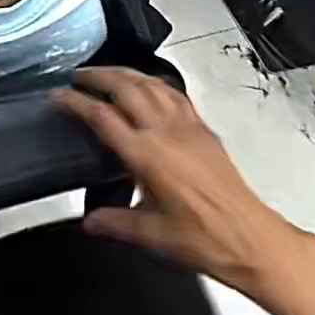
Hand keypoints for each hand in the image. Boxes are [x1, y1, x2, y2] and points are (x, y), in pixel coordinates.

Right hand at [55, 68, 314, 293]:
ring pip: (149, 83)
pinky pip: (173, 93)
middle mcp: (164, 133)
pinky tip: (147, 84)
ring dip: (123, 72)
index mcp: (146, 155)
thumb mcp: (154, 236)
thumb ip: (117, 223)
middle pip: (124, 86)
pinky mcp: (203, 129)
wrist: (256, 242)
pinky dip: (154, 82)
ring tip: (107, 72)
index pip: (101, 116)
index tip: (58, 95)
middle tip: (78, 76)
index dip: (75, 101)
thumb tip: (90, 222)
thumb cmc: (208, 240)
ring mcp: (186, 127)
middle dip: (96, 75)